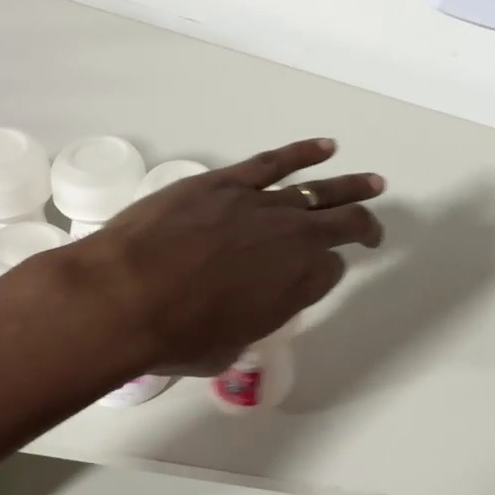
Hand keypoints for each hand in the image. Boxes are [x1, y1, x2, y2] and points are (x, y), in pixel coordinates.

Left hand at [42, 138, 384, 374]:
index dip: (325, 275)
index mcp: (304, 281)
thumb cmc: (173, 337)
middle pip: (347, 223)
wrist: (120, 298)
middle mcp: (299, 238)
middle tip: (373, 230)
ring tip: (374, 183)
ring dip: (352, 187)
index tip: (314, 280)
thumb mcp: (227, 348)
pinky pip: (277, 163)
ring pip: (322, 191)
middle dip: (365, 225)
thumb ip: (251, 323)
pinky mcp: (230, 183)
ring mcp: (266, 205)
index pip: (331, 272)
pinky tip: (327, 147)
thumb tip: (244, 314)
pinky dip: (305, 152)